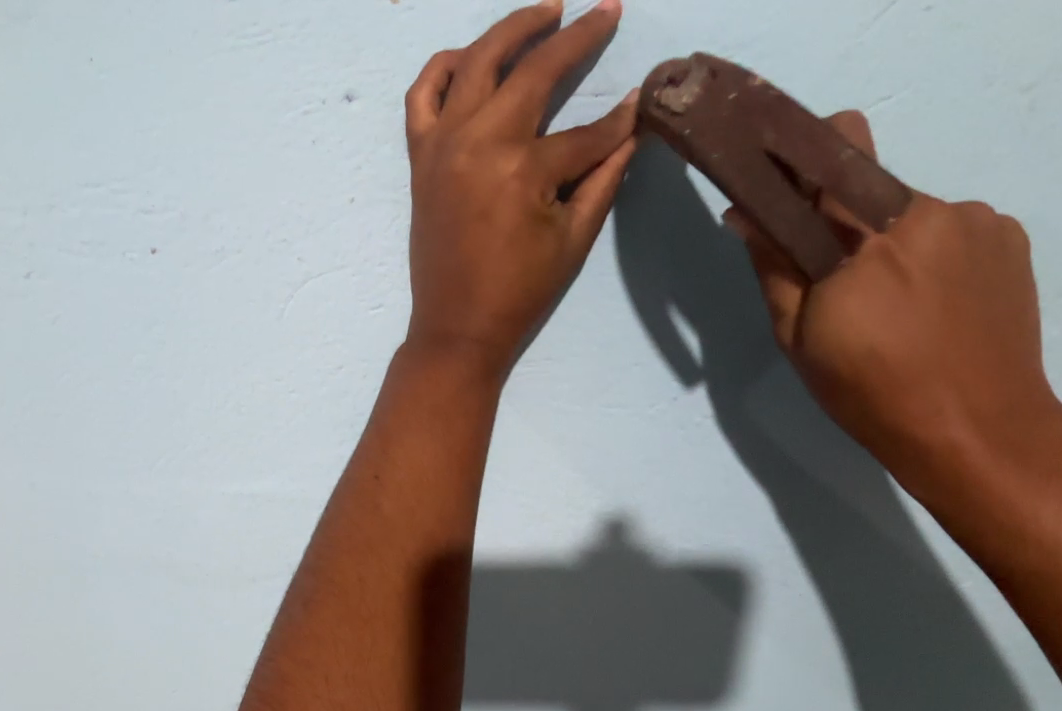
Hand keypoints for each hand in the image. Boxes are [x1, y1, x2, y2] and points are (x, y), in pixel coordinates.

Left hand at [402, 0, 637, 378]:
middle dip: (576, 38)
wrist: (456, 328)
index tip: (641, 102)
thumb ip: (602, 178)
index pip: (585, 132)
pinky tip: (471, 56)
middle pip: (534, 72)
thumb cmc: (519, 292)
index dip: (619, 121)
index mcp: (523, 170)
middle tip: (603, 11)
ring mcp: (443, 145)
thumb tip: (631, 130)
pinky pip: (423, 94)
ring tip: (546, 10)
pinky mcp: (419, 157)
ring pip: (476, 62)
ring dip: (513, 28)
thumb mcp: (573, 240)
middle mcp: (479, 142)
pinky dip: (444, 66)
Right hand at [729, 113, 1055, 474]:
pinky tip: (936, 311)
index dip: (805, 158)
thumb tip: (745, 212)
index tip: (786, 188)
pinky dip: (935, 259)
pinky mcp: (1011, 239)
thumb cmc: (870, 392)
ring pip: (912, 216)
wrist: (976, 429)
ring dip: (894, 248)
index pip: (833, 148)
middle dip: (850, 229)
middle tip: (848, 294)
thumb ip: (774, 266)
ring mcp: (978, 220)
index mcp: (864, 235)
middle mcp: (924, 209)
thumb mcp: (798, 339)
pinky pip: (955, 232)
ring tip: (899, 313)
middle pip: (870, 191)